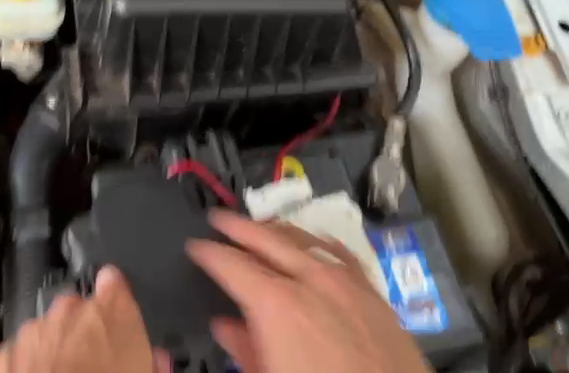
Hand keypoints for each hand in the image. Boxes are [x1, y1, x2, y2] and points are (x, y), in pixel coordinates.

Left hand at [0, 266, 168, 372]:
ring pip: (46, 329)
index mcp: (111, 311)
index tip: (118, 311)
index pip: (115, 282)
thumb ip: (152, 360)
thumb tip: (157, 359)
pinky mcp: (4, 356)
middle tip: (92, 363)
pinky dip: (24, 365)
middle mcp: (70, 311)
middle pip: (78, 309)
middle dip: (84, 331)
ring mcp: (34, 331)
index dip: (116, 296)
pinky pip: (17, 354)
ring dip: (54, 346)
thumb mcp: (142, 372)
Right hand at [187, 211, 429, 372]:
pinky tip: (314, 241)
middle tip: (218, 218)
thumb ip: (244, 348)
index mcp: (277, 304)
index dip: (208, 252)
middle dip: (238, 226)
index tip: (195, 246)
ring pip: (303, 238)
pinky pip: (340, 253)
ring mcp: (345, 282)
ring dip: (276, 230)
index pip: (232, 264)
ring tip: (259, 226)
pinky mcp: (373, 293)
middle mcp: (310, 281)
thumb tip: (225, 326)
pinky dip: (319, 243)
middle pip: (266, 239)